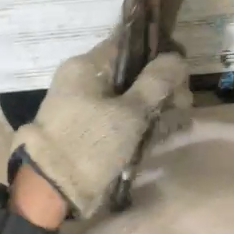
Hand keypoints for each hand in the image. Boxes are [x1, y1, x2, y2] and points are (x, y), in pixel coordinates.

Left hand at [13, 39, 191, 217]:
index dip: (158, 54)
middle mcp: (80, 78)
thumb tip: (176, 58)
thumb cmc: (90, 144)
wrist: (50, 188)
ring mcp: (79, 103)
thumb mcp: (129, 114)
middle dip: (159, 87)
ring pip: (124, 96)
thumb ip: (156, 83)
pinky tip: (156, 134)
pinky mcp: (82, 127)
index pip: (128, 44)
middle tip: (182, 106)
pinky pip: (114, 115)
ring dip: (151, 107)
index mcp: (85, 65)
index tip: (181, 75)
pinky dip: (135, 122)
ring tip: (174, 124)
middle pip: (129, 72)